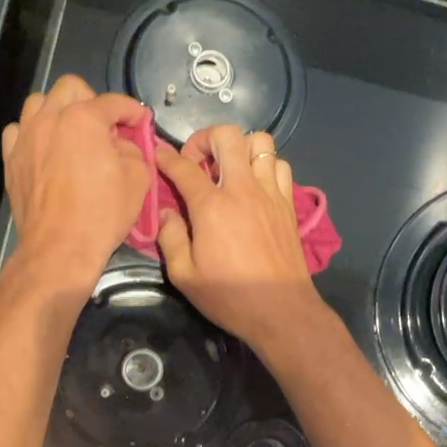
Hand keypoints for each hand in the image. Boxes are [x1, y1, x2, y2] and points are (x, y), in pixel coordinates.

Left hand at [2, 75, 152, 288]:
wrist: (60, 247)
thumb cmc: (102, 214)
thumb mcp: (137, 180)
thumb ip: (134, 151)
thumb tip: (124, 145)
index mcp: (84, 119)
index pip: (113, 102)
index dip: (132, 111)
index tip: (140, 123)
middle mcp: (50, 118)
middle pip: (71, 88)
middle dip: (92, 101)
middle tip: (104, 128)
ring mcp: (26, 137)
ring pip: (39, 102)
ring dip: (58, 111)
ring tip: (71, 134)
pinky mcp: (11, 158)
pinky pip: (18, 130)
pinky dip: (32, 133)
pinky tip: (45, 149)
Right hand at [155, 125, 330, 352]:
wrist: (281, 311)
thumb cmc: (229, 297)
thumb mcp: (184, 276)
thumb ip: (170, 238)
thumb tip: (168, 213)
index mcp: (211, 206)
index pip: (183, 166)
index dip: (165, 156)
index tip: (158, 155)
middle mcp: (242, 189)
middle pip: (227, 136)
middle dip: (206, 139)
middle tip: (197, 162)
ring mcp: (270, 193)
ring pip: (260, 143)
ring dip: (240, 148)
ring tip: (228, 170)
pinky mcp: (288, 204)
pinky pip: (280, 165)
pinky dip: (265, 165)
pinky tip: (254, 185)